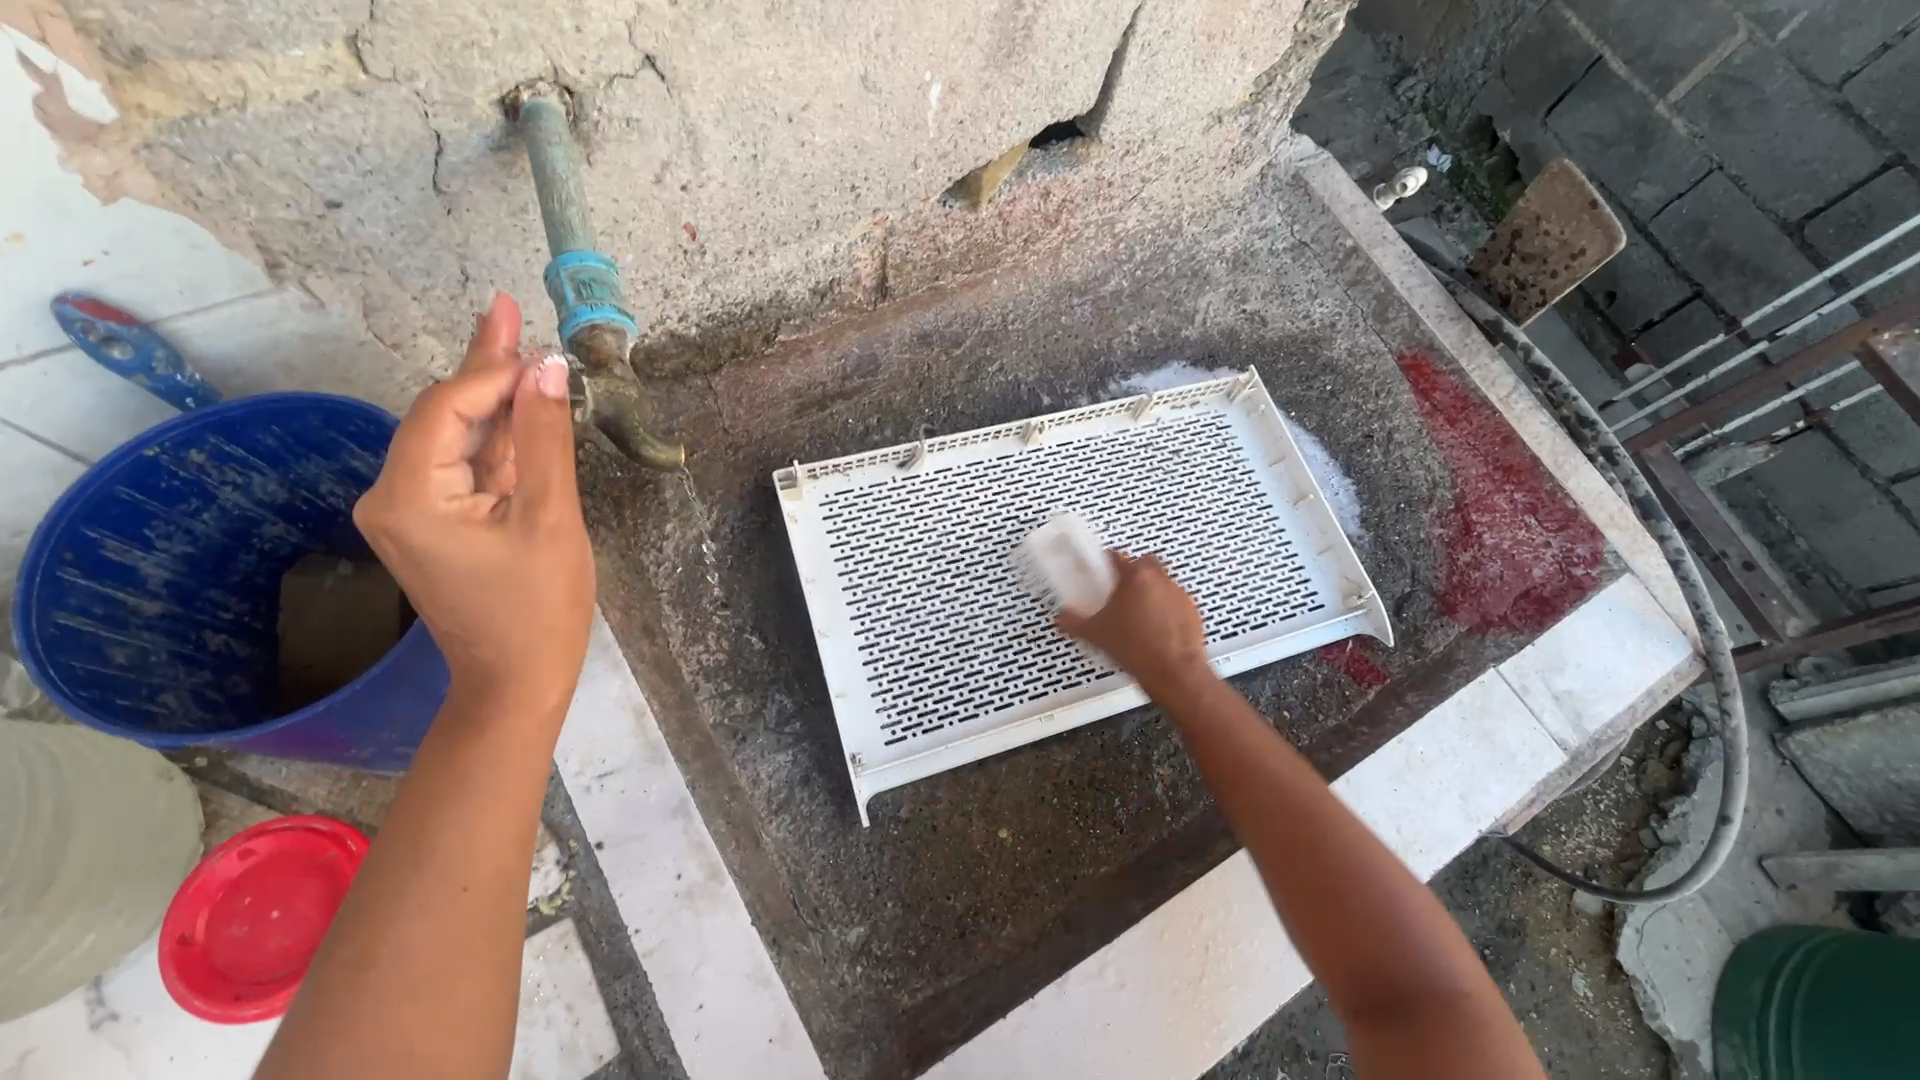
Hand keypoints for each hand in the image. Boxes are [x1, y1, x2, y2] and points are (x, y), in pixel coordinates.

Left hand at [354, 293, 594, 714]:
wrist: (519, 681)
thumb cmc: (540, 608)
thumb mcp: (550, 518)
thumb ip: (544, 439)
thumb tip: (549, 368)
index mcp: (410, 497)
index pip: (445, 409)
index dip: (490, 370)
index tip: (532, 336)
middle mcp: (394, 496)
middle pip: (442, 415)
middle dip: (483, 367)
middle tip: (505, 307)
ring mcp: (413, 511)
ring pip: (456, 438)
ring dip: (492, 397)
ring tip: (516, 339)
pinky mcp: (436, 523)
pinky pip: (465, 467)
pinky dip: (495, 437)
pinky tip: (516, 400)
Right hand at [1056, 551, 1211, 697]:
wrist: (1174, 672)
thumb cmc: (1136, 648)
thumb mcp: (1095, 635)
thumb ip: (1074, 622)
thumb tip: (1062, 617)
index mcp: (1135, 577)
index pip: (1117, 557)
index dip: (1106, 563)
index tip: (1101, 573)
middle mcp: (1160, 579)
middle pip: (1144, 564)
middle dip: (1133, 574)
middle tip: (1120, 594)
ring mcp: (1179, 594)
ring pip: (1162, 583)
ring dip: (1151, 592)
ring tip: (1138, 616)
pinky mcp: (1193, 611)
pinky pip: (1176, 602)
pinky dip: (1166, 610)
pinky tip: (1156, 630)